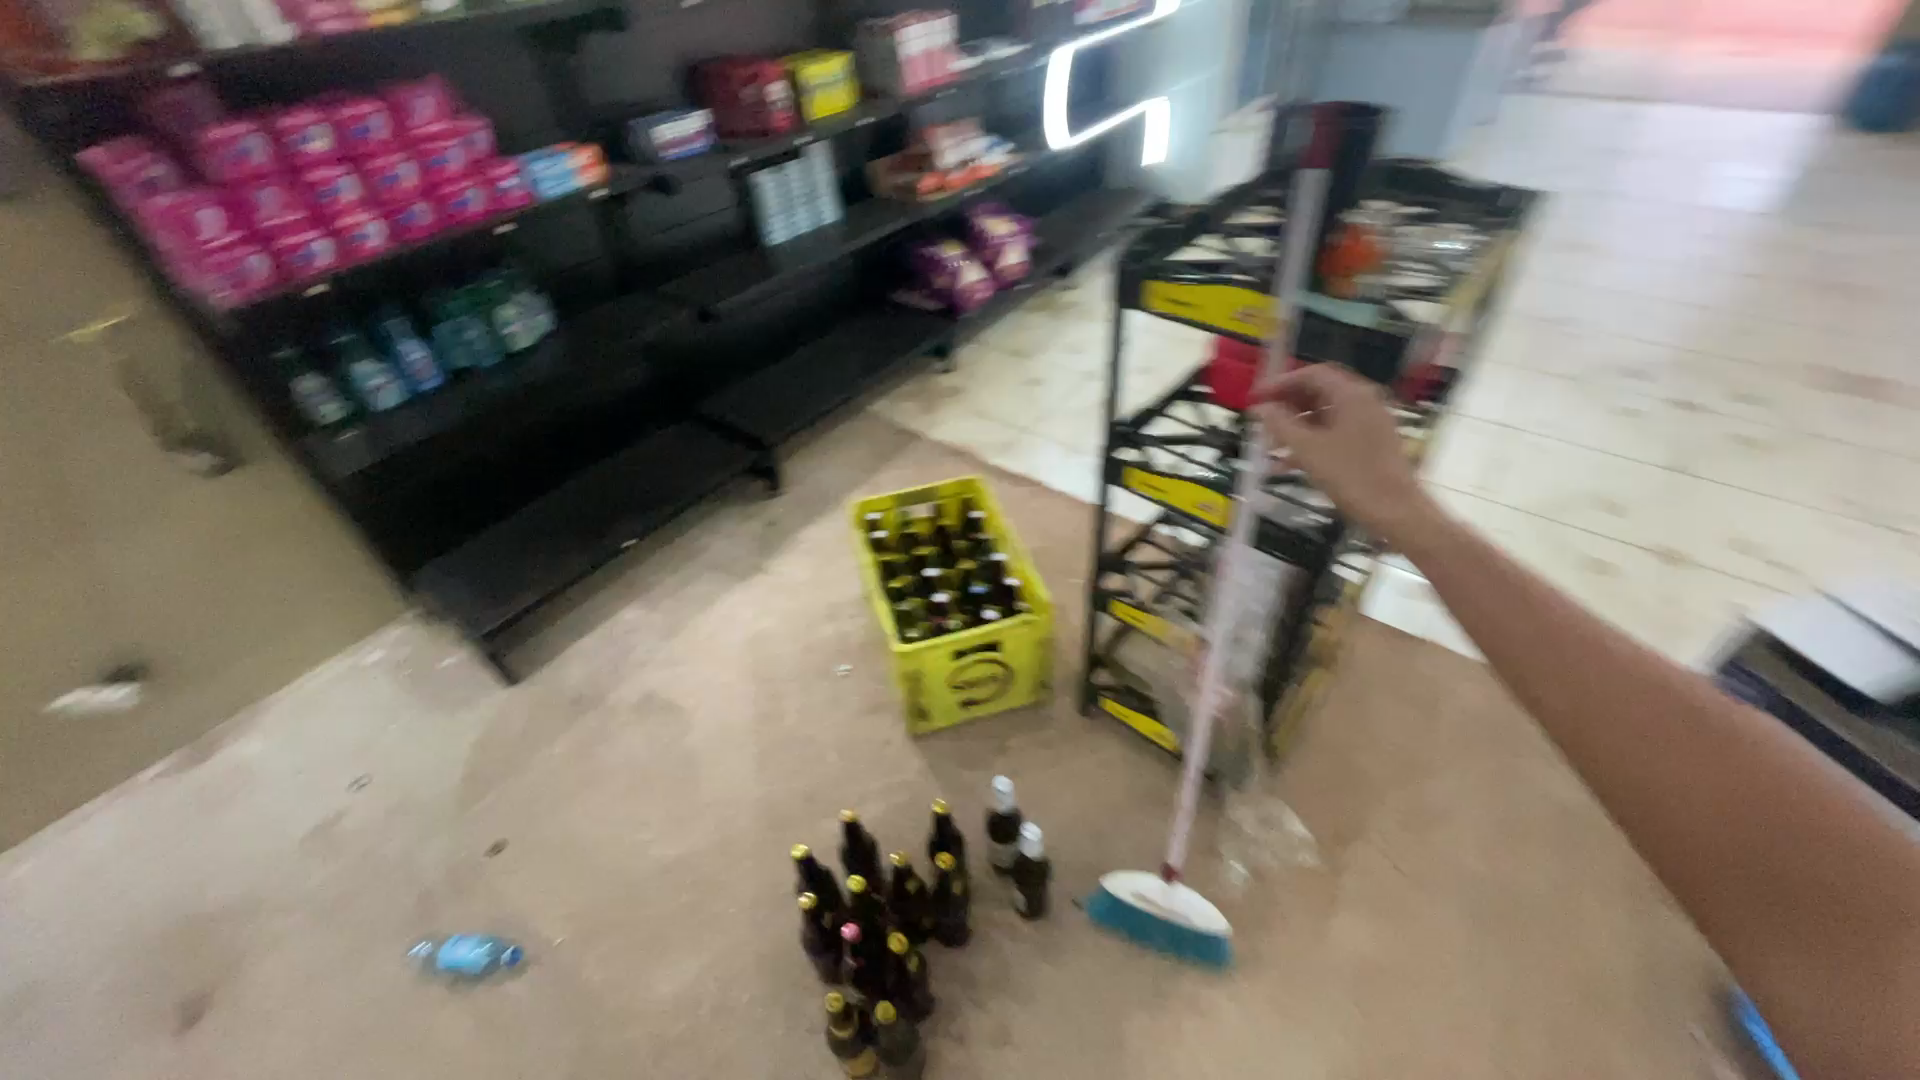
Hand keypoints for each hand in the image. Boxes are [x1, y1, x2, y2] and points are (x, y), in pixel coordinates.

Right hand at [1252, 363, 1436, 543]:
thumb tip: (1260, 408)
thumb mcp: (1308, 449)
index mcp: (1352, 395)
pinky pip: (1334, 433)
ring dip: (1295, 427)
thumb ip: (1280, 424)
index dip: (1280, 383)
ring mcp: (1368, 423)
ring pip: (1324, 416)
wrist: (1394, 511)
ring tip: (1269, 446)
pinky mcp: (1370, 444)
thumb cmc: (1350, 476)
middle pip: (1318, 393)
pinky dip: (1310, 442)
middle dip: (1286, 407)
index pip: (1311, 375)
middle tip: (1261, 421)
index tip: (1256, 397)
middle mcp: (1363, 402)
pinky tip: (1287, 463)